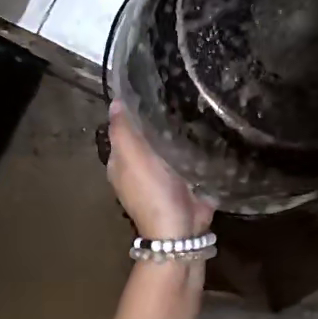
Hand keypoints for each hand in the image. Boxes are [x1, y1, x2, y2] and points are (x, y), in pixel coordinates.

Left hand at [106, 102, 212, 240]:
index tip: (149, 88)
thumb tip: (115, 102)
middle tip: (175, 93)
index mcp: (121, 163)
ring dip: (174, 133)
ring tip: (191, 105)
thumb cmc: (152, 191)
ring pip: (166, 147)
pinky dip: (190, 148)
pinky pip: (185, 160)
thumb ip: (123, 131)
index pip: (123, 130)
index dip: (132, 111)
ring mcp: (162, 178)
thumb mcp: (132, 158)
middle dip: (156, 120)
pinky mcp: (184, 184)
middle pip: (145, 138)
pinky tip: (201, 132)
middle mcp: (138, 169)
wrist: (179, 230)